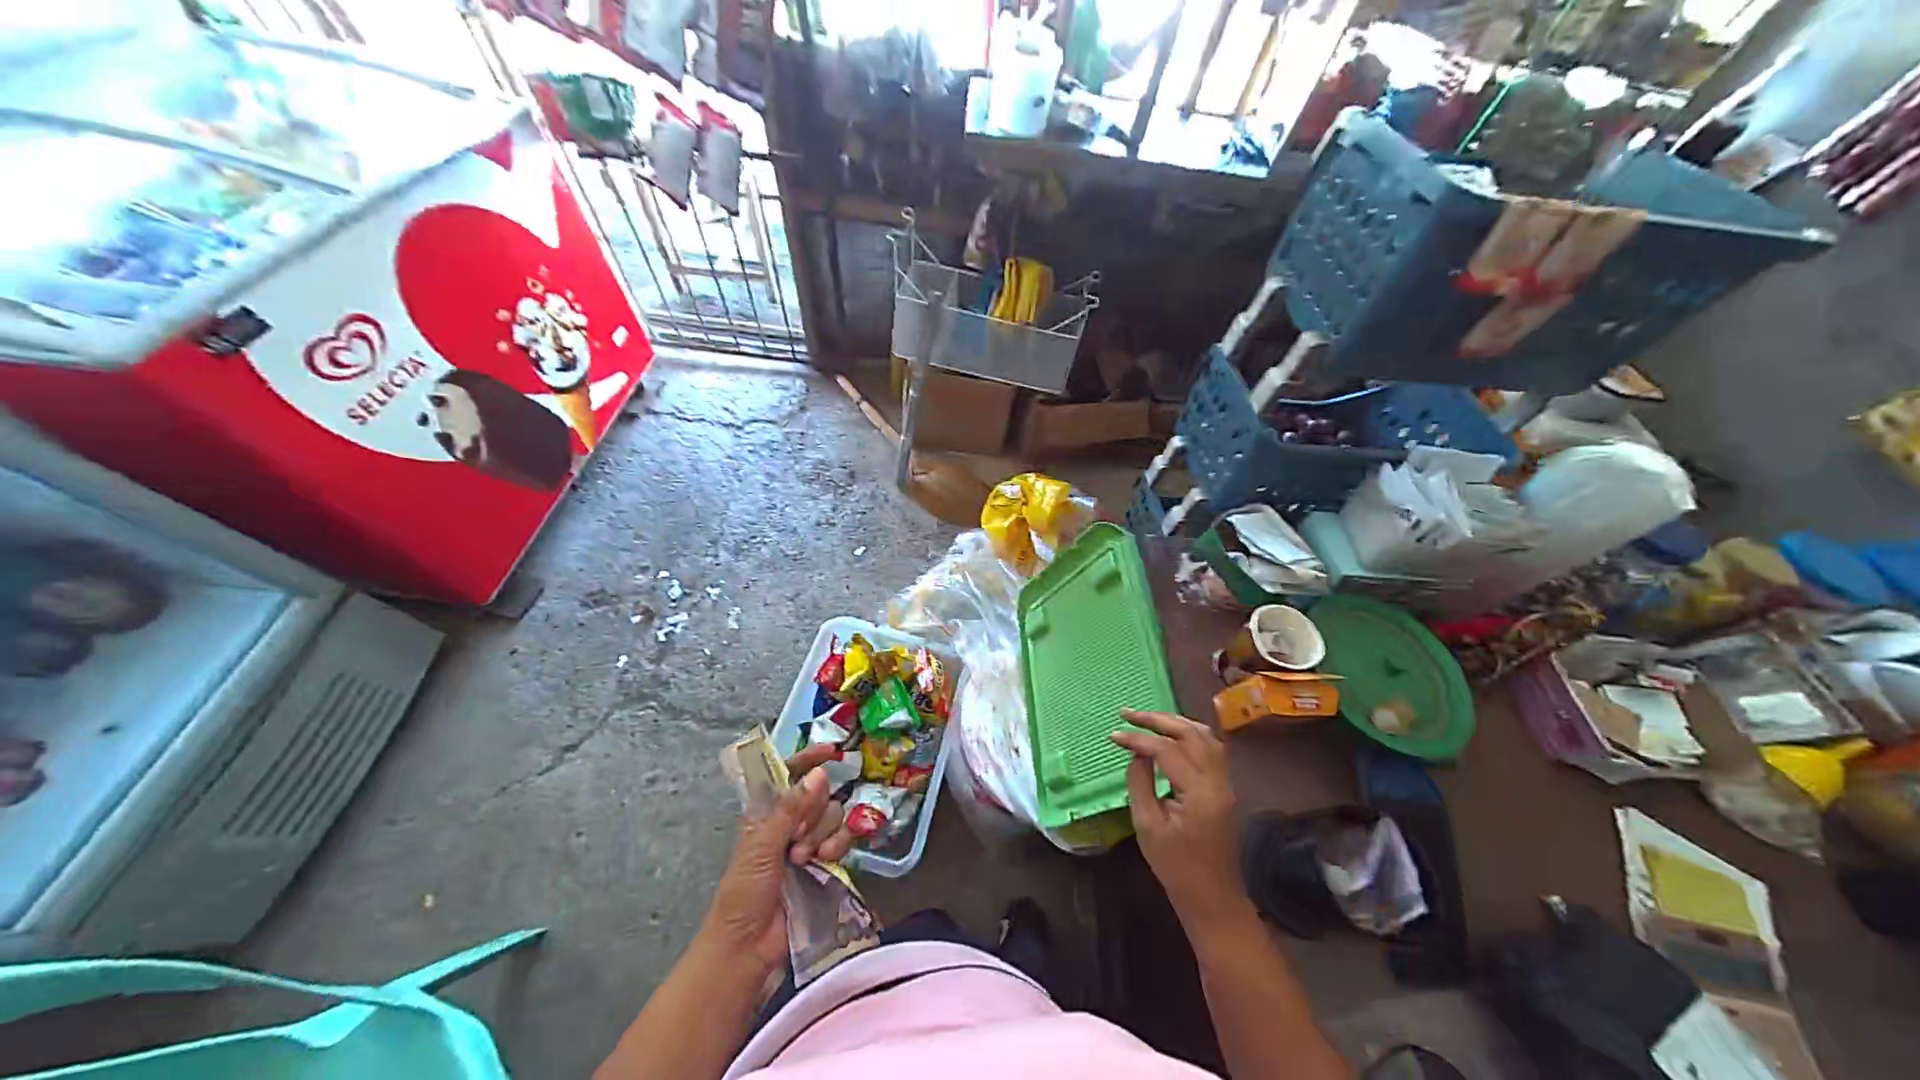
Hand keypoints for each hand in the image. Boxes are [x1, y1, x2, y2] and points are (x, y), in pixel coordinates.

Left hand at [699, 744, 856, 972]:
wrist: (749, 947)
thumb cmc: (743, 894)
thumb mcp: (761, 847)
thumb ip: (790, 810)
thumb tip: (819, 774)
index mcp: (766, 813)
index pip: (790, 775)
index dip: (808, 760)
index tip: (832, 751)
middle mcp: (789, 823)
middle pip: (818, 795)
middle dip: (814, 812)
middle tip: (797, 836)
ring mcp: (808, 843)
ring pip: (833, 817)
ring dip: (824, 833)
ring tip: (805, 857)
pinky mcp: (824, 864)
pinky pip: (842, 840)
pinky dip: (837, 846)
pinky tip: (824, 860)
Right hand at [1111, 710, 1244, 923]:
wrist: (1212, 897)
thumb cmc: (1176, 867)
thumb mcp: (1148, 826)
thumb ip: (1140, 783)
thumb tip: (1137, 754)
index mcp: (1200, 791)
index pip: (1167, 750)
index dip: (1139, 739)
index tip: (1114, 735)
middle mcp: (1217, 781)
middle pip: (1191, 734)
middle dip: (1158, 720)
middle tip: (1128, 714)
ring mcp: (1224, 784)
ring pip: (1205, 737)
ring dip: (1176, 722)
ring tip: (1148, 719)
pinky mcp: (1223, 789)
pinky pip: (1211, 749)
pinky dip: (1190, 735)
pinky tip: (1172, 735)